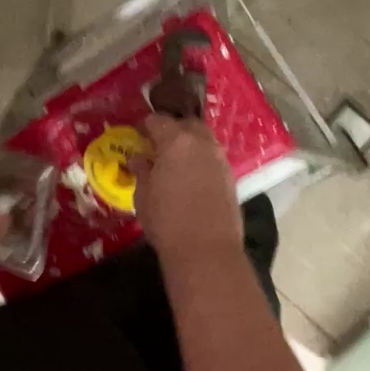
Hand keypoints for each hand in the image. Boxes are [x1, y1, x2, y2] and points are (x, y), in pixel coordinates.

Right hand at [132, 114, 242, 260]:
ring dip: (190, 144)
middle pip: (187, 124)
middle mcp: (201, 143)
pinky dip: (201, 160)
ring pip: (204, 140)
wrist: (206, 249)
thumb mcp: (143, 195)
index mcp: (176, 142)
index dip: (146, 125)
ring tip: (176, 162)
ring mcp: (220, 159)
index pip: (158, 121)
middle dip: (173, 129)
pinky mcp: (231, 177)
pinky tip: (192, 177)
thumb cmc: (167, 221)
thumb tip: (138, 158)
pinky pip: (213, 158)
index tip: (138, 135)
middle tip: (159, 145)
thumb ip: (141, 171)